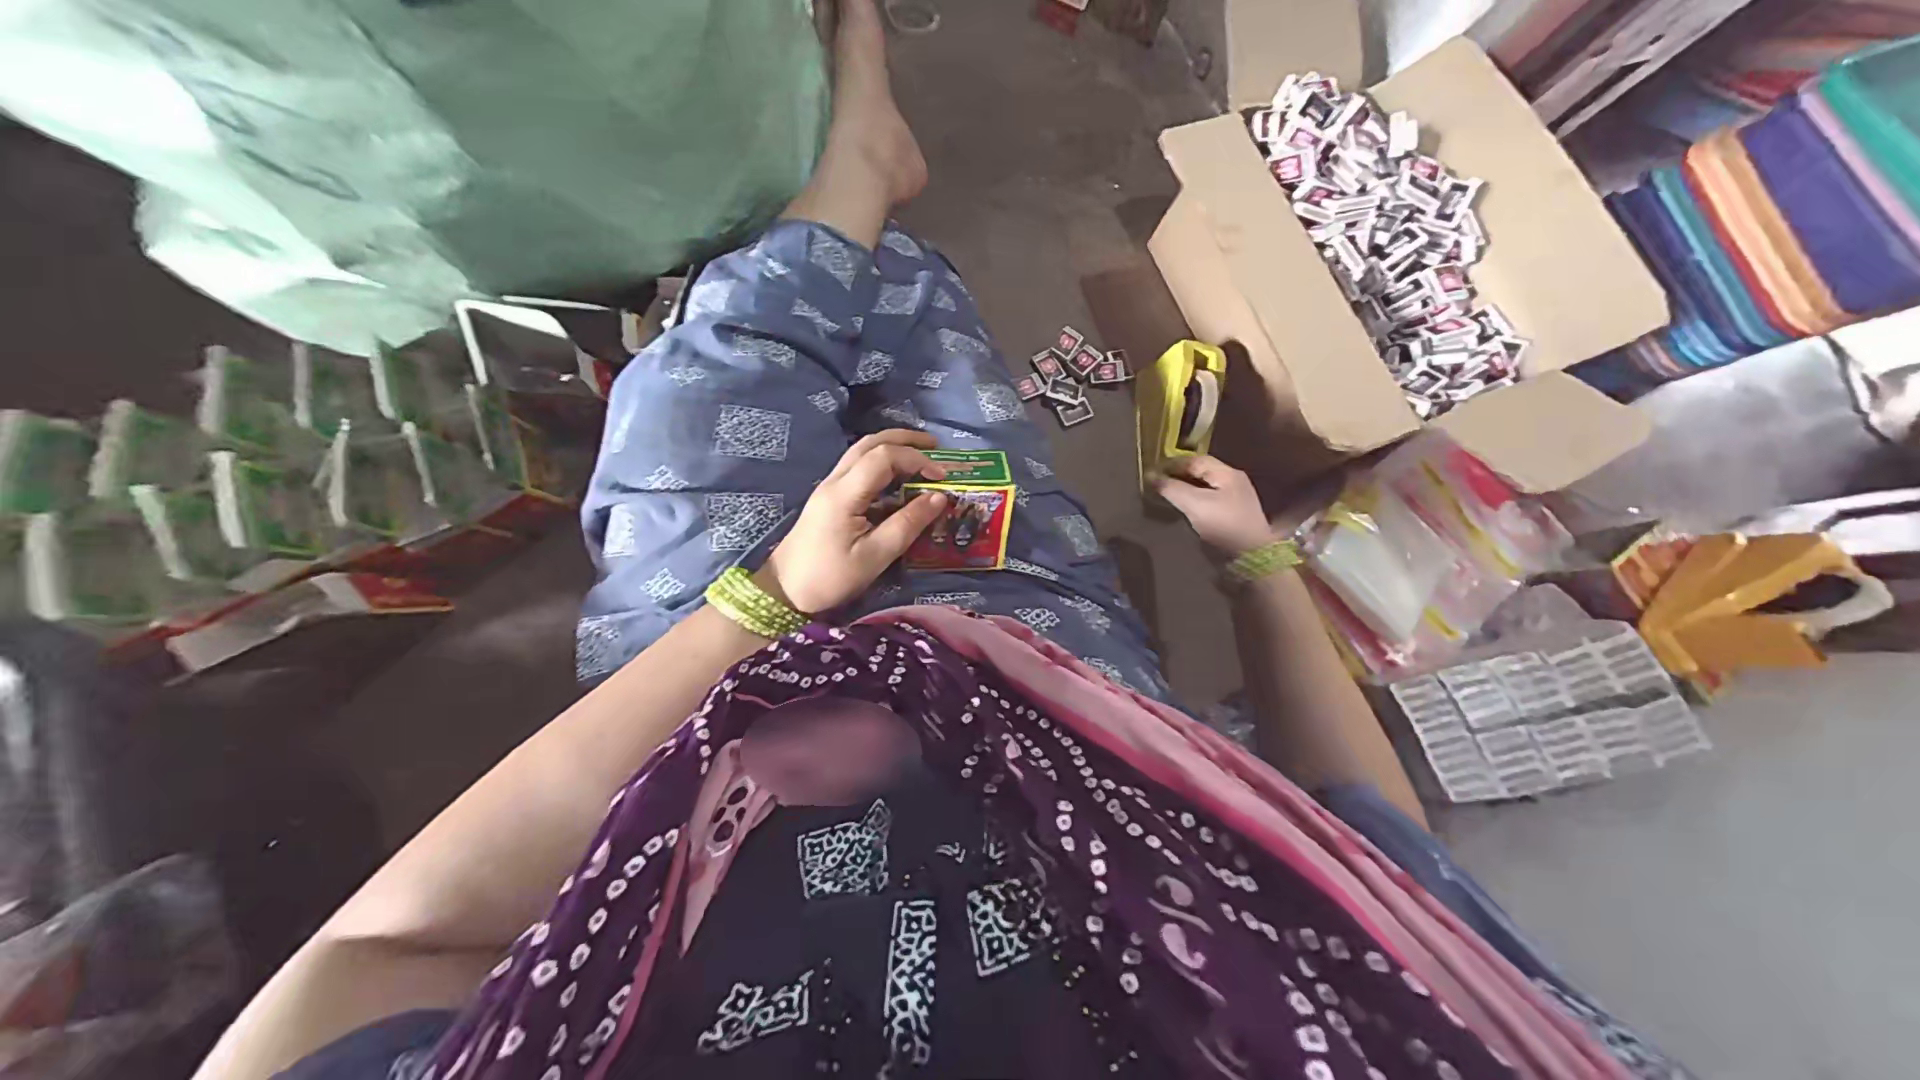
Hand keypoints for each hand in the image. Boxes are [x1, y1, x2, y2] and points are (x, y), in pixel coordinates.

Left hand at [760, 430, 948, 612]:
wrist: (784, 591)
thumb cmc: (830, 577)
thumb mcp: (875, 556)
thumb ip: (908, 524)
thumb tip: (939, 498)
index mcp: (845, 493)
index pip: (884, 457)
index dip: (916, 460)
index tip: (941, 477)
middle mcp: (835, 481)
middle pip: (870, 443)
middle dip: (905, 440)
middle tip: (936, 446)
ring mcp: (829, 487)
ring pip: (861, 452)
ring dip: (892, 447)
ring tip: (922, 455)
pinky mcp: (829, 498)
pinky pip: (858, 468)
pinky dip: (882, 463)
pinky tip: (898, 477)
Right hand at [1152, 455, 1276, 559]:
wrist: (1251, 555)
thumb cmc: (1223, 525)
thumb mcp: (1194, 504)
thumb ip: (1172, 488)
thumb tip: (1151, 476)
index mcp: (1227, 473)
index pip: (1195, 460)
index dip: (1172, 464)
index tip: (1153, 472)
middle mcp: (1234, 481)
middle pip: (1201, 472)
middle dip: (1178, 476)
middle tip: (1157, 483)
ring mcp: (1236, 499)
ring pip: (1205, 487)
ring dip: (1185, 489)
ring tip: (1166, 495)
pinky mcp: (1234, 515)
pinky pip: (1209, 500)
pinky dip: (1194, 500)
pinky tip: (1184, 508)